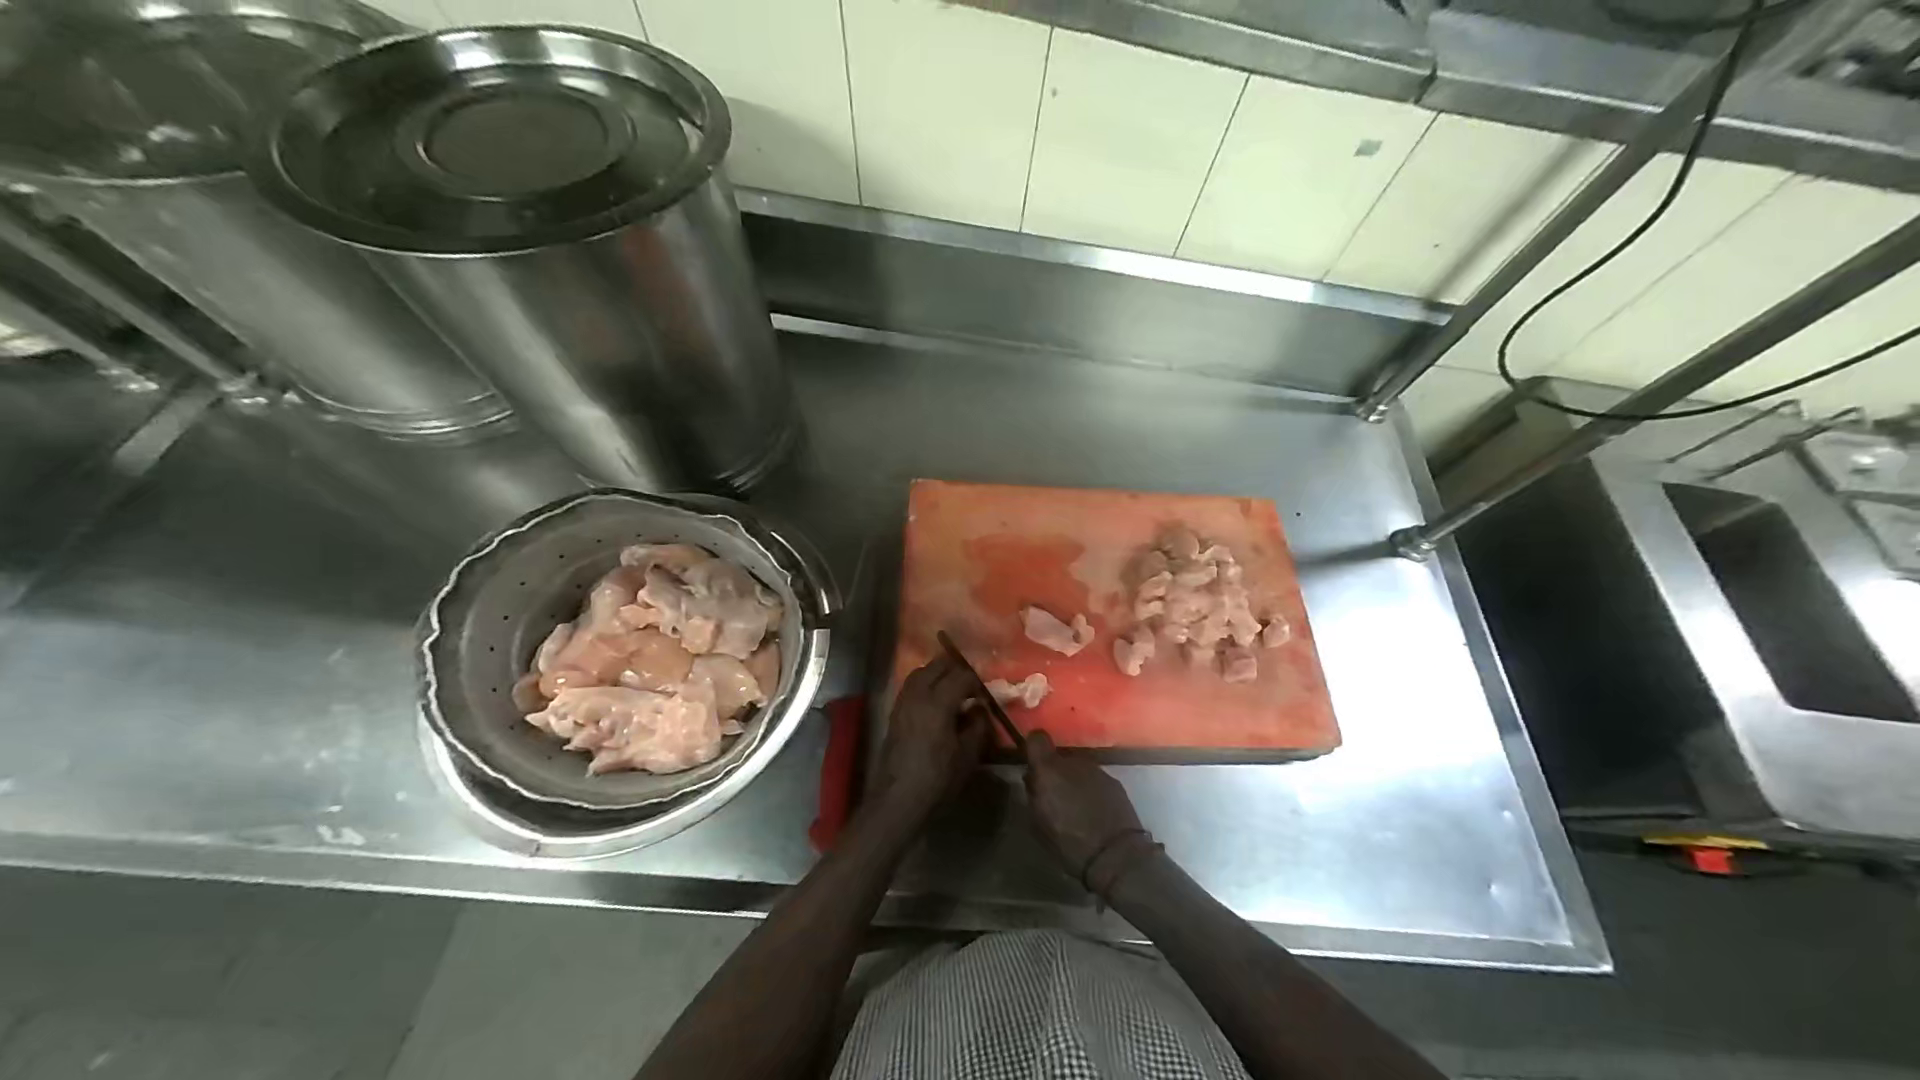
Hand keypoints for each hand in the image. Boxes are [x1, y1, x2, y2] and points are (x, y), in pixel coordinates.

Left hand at [869, 654, 989, 824]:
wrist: (899, 797)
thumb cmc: (937, 778)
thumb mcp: (968, 755)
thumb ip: (978, 725)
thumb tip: (980, 708)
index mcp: (938, 702)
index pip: (961, 676)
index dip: (976, 682)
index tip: (985, 696)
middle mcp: (918, 695)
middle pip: (937, 665)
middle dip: (956, 670)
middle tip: (970, 687)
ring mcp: (903, 702)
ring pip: (921, 673)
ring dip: (938, 674)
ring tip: (952, 690)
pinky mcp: (894, 712)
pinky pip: (911, 686)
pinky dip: (925, 684)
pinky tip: (935, 702)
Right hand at [1022, 730, 1150, 884]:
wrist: (1115, 855)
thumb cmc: (1068, 842)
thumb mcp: (1037, 823)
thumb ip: (1032, 794)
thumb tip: (1033, 778)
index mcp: (1049, 770)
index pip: (1037, 738)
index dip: (1033, 748)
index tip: (1033, 765)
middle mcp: (1073, 762)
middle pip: (1059, 758)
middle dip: (1054, 773)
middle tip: (1054, 796)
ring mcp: (1096, 770)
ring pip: (1077, 769)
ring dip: (1074, 782)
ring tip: (1076, 807)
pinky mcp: (1114, 781)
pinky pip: (1094, 779)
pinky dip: (1091, 790)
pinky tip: (1094, 811)